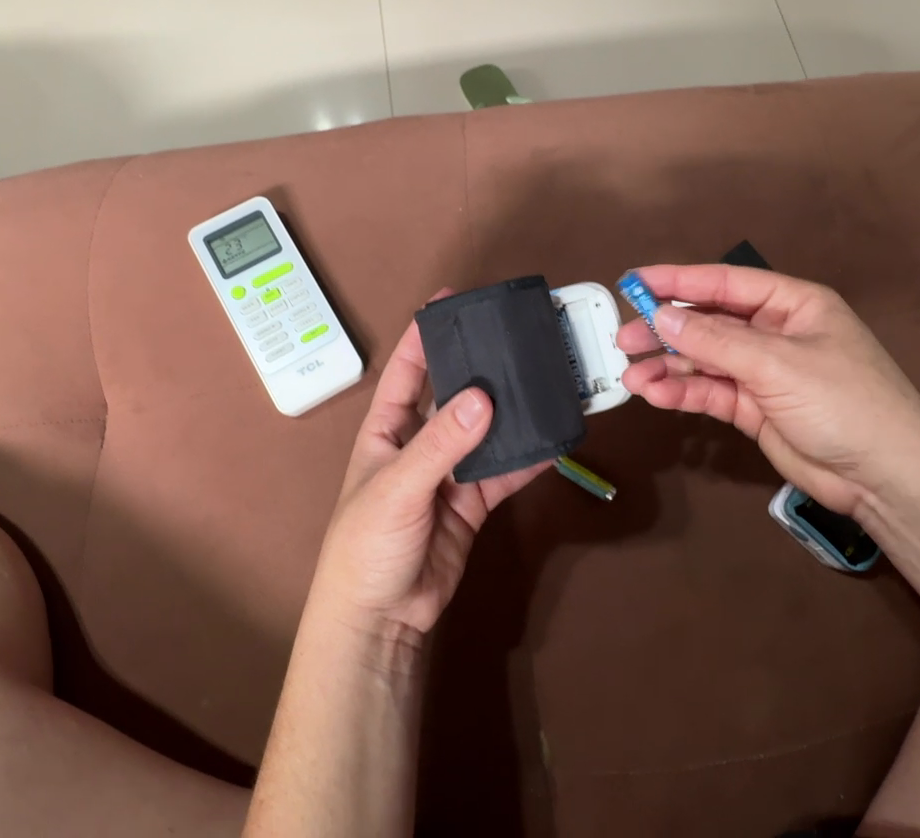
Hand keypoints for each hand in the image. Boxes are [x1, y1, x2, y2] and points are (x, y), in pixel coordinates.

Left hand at [308, 302, 548, 645]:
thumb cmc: (367, 544)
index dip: (425, 334)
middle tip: (518, 339)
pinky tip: (552, 440)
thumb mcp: (397, 488)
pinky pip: (504, 473)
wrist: (381, 618)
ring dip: (512, 413)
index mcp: (387, 430)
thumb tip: (483, 396)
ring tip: (545, 382)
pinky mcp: (473, 503)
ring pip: (486, 432)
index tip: (454, 300)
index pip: (408, 370)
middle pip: (455, 395)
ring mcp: (449, 473)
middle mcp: (419, 444)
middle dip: (481, 368)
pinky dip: (527, 459)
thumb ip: (440, 444)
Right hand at [617, 264, 919, 516]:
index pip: (726, 283)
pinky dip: (684, 393)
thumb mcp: (778, 364)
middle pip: (710, 322)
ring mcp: (765, 373)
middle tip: (624, 338)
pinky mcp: (756, 409)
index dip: (678, 280)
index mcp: (793, 304)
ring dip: (668, 366)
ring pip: (705, 360)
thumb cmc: (845, 402)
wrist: (886, 476)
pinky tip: (656, 395)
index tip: (634, 282)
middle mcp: (775, 333)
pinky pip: (712, 393)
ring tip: (631, 377)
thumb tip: (662, 316)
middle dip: (667, 329)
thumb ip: (716, 340)